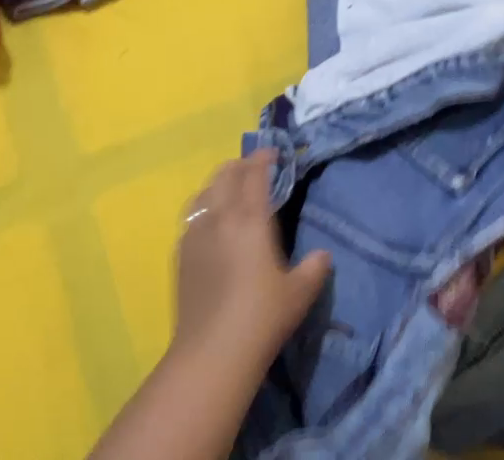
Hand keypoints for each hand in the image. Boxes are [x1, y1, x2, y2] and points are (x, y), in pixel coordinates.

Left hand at [172, 149, 332, 369]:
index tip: (273, 152)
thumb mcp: (299, 293)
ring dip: (219, 181)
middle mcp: (219, 217)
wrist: (212, 351)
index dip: (264, 158)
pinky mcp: (180, 253)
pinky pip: (191, 215)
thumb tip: (322, 255)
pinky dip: (204, 205)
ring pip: (204, 192)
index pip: (254, 175)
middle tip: (254, 166)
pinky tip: (210, 219)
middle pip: (225, 175)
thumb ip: (314, 269)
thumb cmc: (262, 317)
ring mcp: (195, 234)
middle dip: (240, 164)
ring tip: (230, 186)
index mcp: (250, 219)